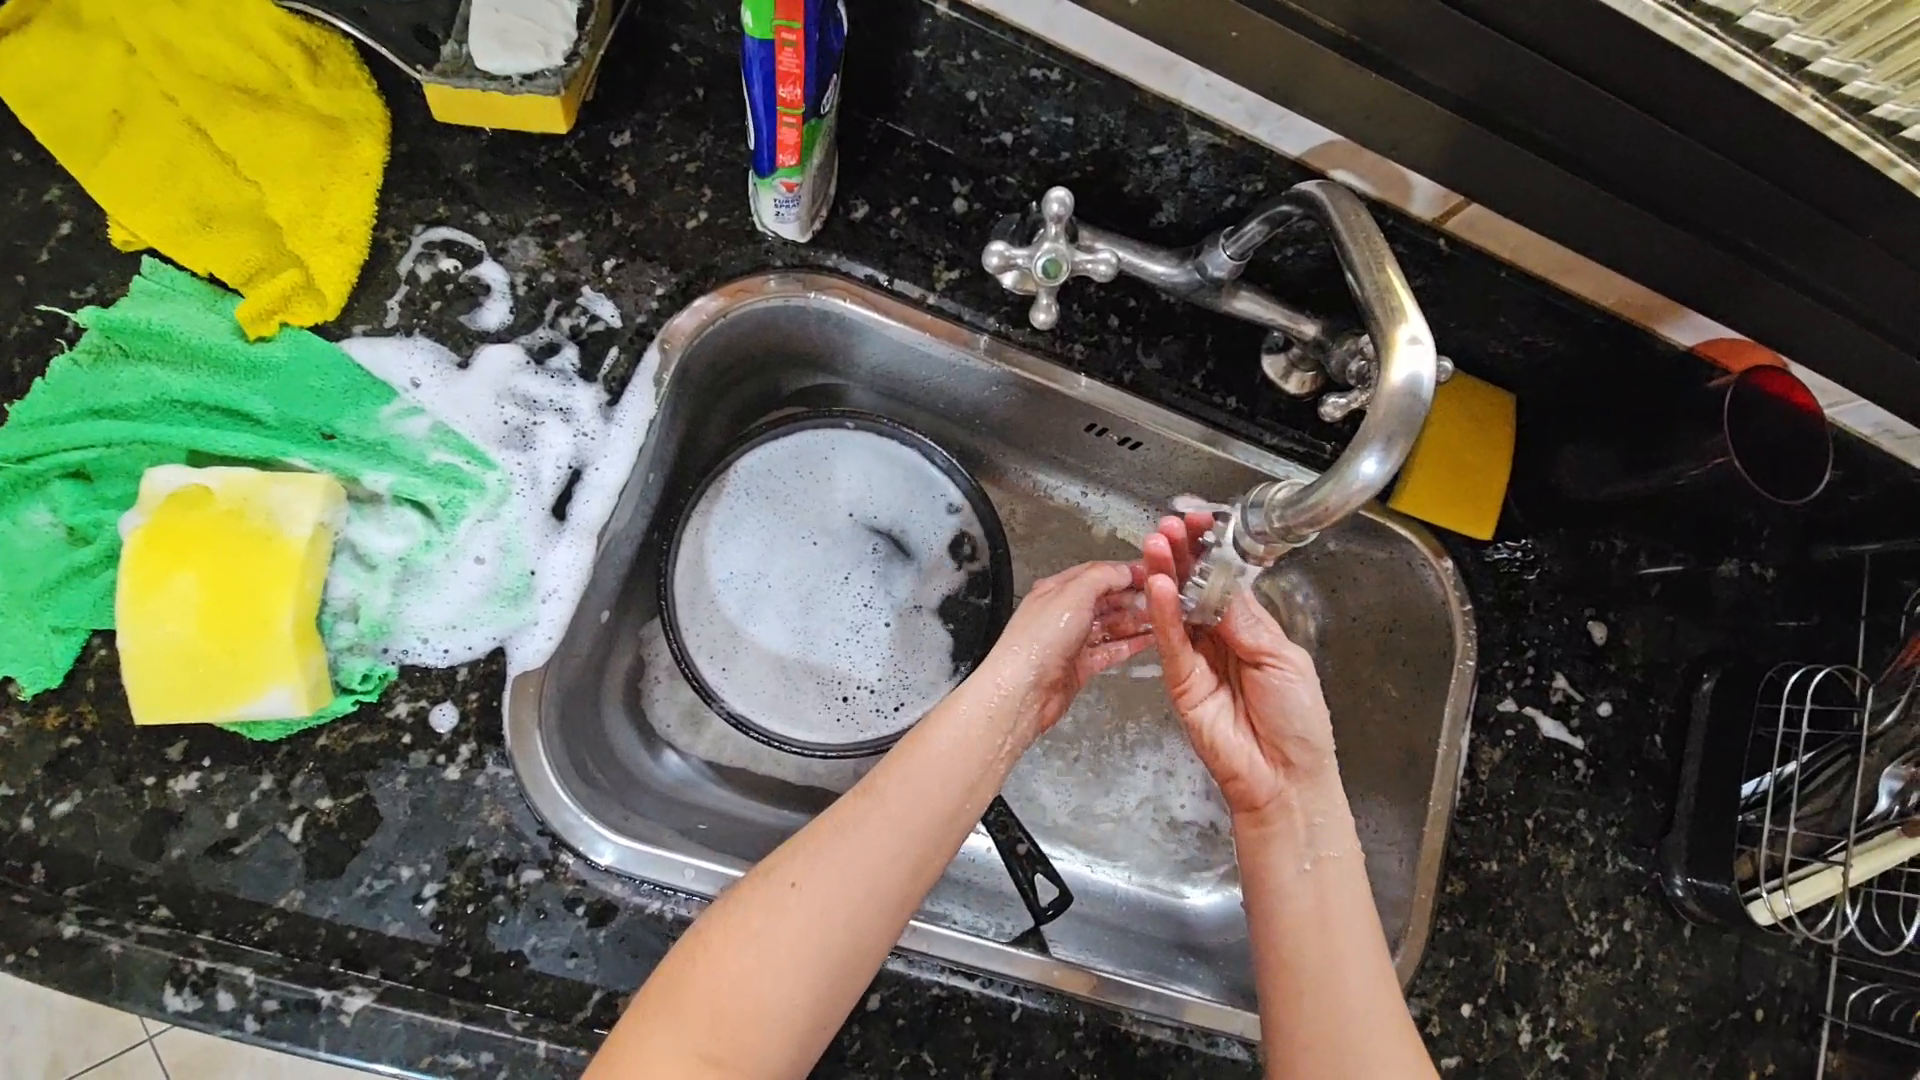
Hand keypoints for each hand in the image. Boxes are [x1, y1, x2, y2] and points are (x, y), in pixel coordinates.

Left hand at [973, 561, 1152, 738]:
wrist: (1023, 691)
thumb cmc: (1037, 641)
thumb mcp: (1072, 595)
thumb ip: (1101, 577)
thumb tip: (1124, 569)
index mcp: (1057, 590)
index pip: (1098, 574)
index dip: (1126, 572)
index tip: (1153, 574)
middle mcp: (1064, 613)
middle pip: (1107, 599)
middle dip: (1134, 596)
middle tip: (1163, 597)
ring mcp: (1073, 640)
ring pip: (1112, 625)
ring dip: (1136, 620)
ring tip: (1163, 617)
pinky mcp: (1081, 665)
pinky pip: (1112, 650)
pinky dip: (1131, 644)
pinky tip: (1150, 640)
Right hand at [1140, 514, 1338, 821]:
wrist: (1284, 777)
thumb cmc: (1298, 723)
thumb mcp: (1282, 659)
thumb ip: (1244, 620)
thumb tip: (1220, 581)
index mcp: (1251, 628)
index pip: (1224, 582)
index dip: (1211, 554)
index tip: (1201, 525)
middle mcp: (1220, 638)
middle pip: (1194, 589)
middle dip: (1182, 556)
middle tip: (1169, 527)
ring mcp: (1197, 658)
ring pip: (1176, 609)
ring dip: (1166, 575)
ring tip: (1156, 544)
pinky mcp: (1179, 680)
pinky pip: (1168, 640)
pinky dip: (1161, 612)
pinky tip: (1158, 585)